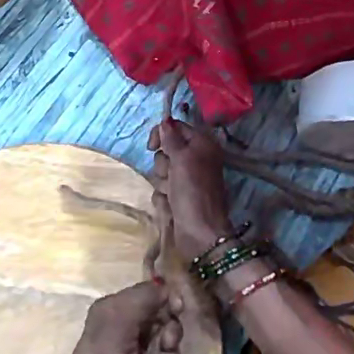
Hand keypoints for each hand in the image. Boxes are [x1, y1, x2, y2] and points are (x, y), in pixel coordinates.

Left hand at [65, 281, 184, 353]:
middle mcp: (122, 332)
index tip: (176, 310)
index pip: (149, 295)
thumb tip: (164, 286)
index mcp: (112, 311)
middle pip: (163, 325)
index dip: (166, 303)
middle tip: (162, 349)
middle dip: (167, 340)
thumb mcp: (116, 326)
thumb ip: (141, 299)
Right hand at [148, 118, 233, 262]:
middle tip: (171, 174)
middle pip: (166, 151)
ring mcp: (186, 181)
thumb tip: (164, 120)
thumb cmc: (193, 191)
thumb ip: (171, 139)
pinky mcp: (178, 198)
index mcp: (202, 146)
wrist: (200, 233)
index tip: (152, 146)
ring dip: (163, 183)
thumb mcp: (181, 159)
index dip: (162, 134)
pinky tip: (172, 207)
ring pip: (161, 171)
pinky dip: (164, 198)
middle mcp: (195, 160)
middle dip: (163, 164)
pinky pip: (162, 190)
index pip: (177, 128)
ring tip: (173, 194)